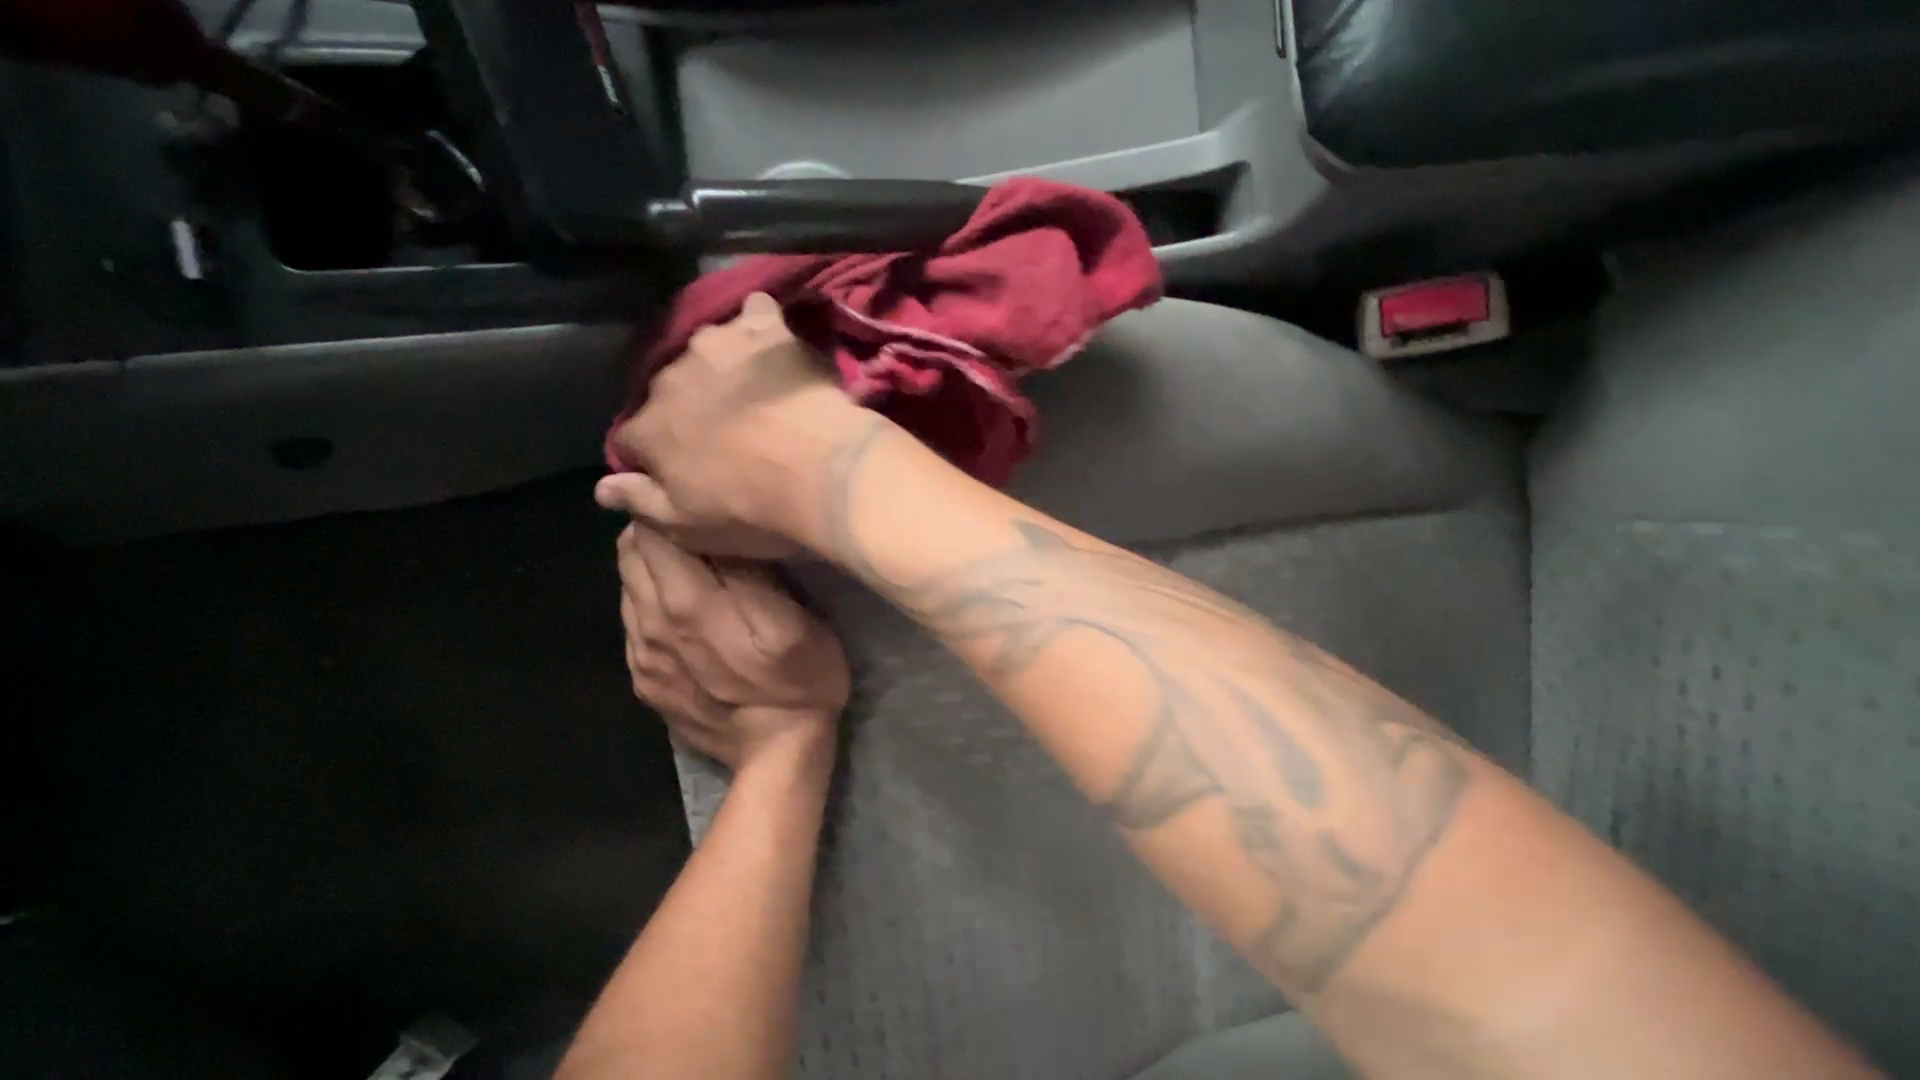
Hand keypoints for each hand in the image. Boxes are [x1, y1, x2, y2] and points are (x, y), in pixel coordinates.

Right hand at [597, 292, 868, 557]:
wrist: (824, 471)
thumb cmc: (753, 508)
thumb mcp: (688, 526)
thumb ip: (640, 501)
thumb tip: (602, 487)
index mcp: (649, 429)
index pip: (632, 440)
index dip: (652, 457)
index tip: (678, 470)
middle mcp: (671, 379)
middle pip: (669, 392)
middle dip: (688, 410)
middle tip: (725, 434)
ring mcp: (717, 346)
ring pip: (705, 351)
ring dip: (719, 367)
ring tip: (748, 389)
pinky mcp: (764, 329)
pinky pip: (754, 314)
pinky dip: (758, 326)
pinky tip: (772, 340)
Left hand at [617, 522, 849, 773]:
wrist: (777, 752)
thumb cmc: (798, 677)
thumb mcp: (793, 615)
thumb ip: (748, 568)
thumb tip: (716, 527)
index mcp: (687, 600)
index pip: (650, 530)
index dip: (670, 512)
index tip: (700, 511)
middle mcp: (650, 622)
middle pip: (629, 554)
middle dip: (656, 535)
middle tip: (697, 536)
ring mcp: (641, 656)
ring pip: (627, 587)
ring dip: (652, 571)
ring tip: (692, 573)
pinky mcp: (643, 680)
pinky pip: (633, 624)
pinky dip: (651, 607)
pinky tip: (684, 618)